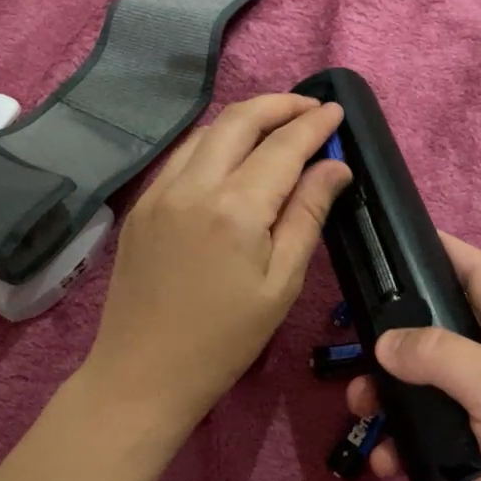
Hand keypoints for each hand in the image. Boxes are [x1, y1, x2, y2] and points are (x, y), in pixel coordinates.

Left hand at [89, 93, 350, 424]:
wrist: (142, 374)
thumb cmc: (225, 340)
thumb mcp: (282, 283)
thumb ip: (308, 215)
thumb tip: (335, 166)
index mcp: (235, 209)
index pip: (283, 146)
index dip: (315, 124)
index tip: (338, 112)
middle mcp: (194, 186)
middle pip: (241, 119)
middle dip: (281, 105)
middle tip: (312, 109)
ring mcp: (160, 192)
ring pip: (208, 130)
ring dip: (247, 118)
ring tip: (278, 127)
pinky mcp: (142, 204)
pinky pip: (183, 155)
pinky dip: (215, 140)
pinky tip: (233, 155)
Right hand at [346, 233, 480, 480]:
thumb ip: (440, 355)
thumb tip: (387, 340)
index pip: (480, 273)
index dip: (444, 249)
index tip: (396, 238)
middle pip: (446, 333)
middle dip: (400, 337)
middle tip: (356, 344)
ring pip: (433, 388)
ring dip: (396, 395)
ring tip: (361, 408)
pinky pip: (436, 439)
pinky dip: (409, 445)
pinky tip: (387, 461)